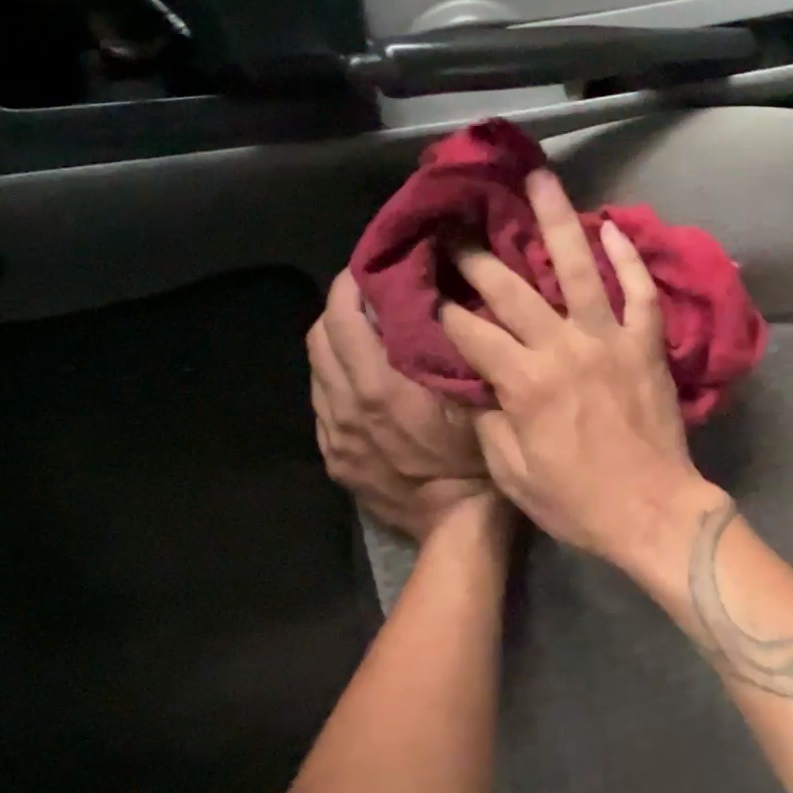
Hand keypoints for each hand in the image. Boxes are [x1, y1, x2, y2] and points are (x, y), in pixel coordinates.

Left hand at [309, 269, 491, 541]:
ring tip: (366, 331)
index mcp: (378, 386)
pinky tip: (363, 379)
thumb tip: (437, 299)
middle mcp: (344, 407)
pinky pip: (323, 403)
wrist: (457, 526)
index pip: (342, 316)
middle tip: (370, 292)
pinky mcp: (334, 458)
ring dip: (335, 342)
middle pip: (319, 336)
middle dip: (339, 307)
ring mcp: (334, 436)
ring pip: (316, 370)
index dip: (351, 283)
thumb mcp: (474, 393)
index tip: (373, 266)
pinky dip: (336, 379)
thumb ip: (450, 346)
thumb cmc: (476, 454)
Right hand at [439, 170, 718, 566]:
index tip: (423, 286)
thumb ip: (489, 421)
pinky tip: (612, 226)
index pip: (470, 332)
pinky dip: (629, 258)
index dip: (442, 310)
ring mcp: (610, 340)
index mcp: (524, 382)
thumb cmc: (578, 502)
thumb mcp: (514, 474)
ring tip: (539, 178)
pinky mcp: (647, 344)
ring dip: (557, 220)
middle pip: (511, 288)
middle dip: (477, 256)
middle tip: (456, 226)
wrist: (654, 512)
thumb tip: (476, 384)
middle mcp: (564, 348)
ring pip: (579, 269)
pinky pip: (640, 292)